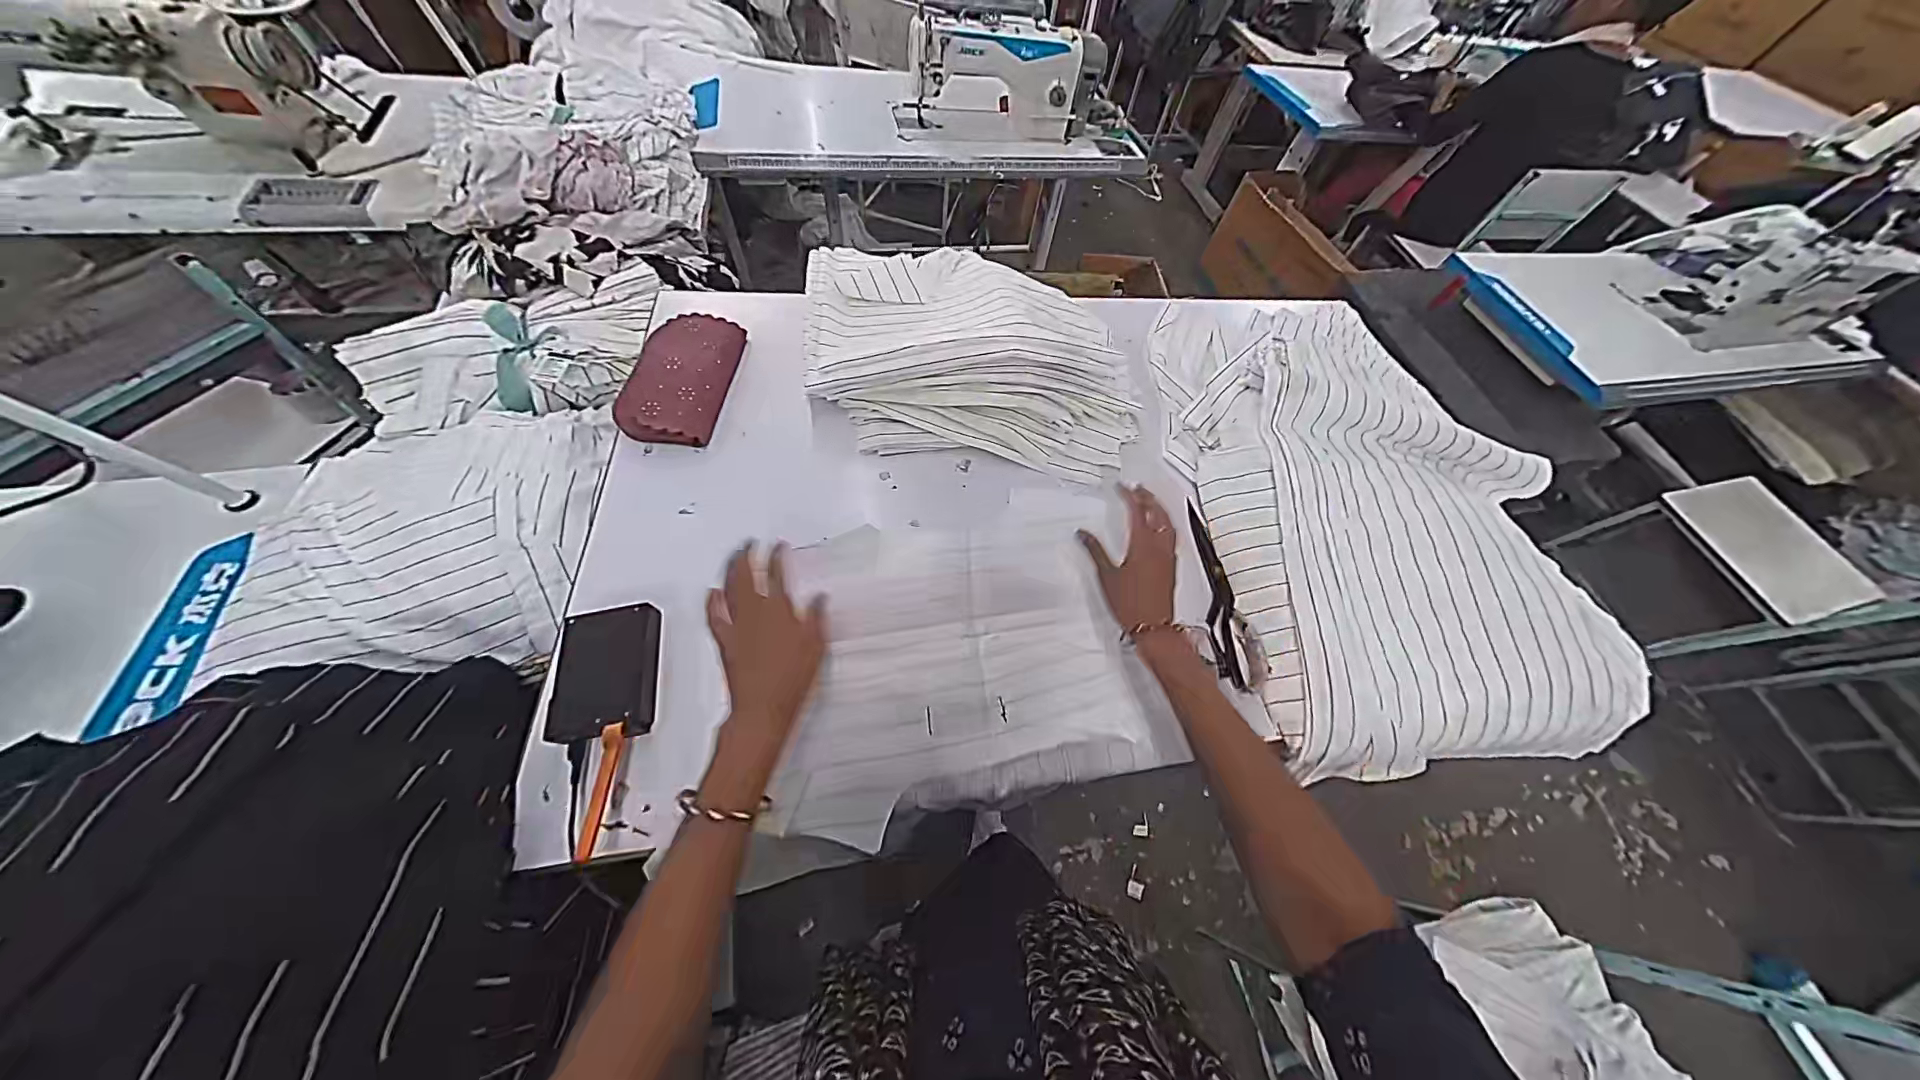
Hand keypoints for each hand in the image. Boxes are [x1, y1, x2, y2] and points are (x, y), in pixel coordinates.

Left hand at [706, 543, 827, 745]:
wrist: (763, 707)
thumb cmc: (790, 680)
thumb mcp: (816, 646)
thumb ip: (816, 617)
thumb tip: (819, 599)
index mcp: (779, 610)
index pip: (777, 573)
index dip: (778, 556)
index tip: (779, 546)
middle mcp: (754, 612)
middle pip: (746, 574)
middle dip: (747, 554)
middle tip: (750, 543)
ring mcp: (736, 626)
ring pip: (728, 588)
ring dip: (729, 569)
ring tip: (732, 557)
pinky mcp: (724, 641)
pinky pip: (714, 614)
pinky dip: (712, 600)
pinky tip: (712, 592)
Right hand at [1078, 484, 1176, 631]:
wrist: (1153, 626)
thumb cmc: (1130, 604)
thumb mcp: (1106, 575)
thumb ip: (1095, 550)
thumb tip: (1083, 534)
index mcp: (1142, 544)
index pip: (1137, 511)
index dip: (1128, 496)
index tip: (1120, 487)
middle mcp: (1158, 546)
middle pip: (1156, 512)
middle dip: (1146, 497)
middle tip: (1136, 488)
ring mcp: (1168, 554)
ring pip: (1167, 522)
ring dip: (1158, 507)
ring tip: (1149, 500)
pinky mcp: (1172, 564)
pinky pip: (1171, 534)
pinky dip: (1165, 521)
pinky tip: (1160, 524)